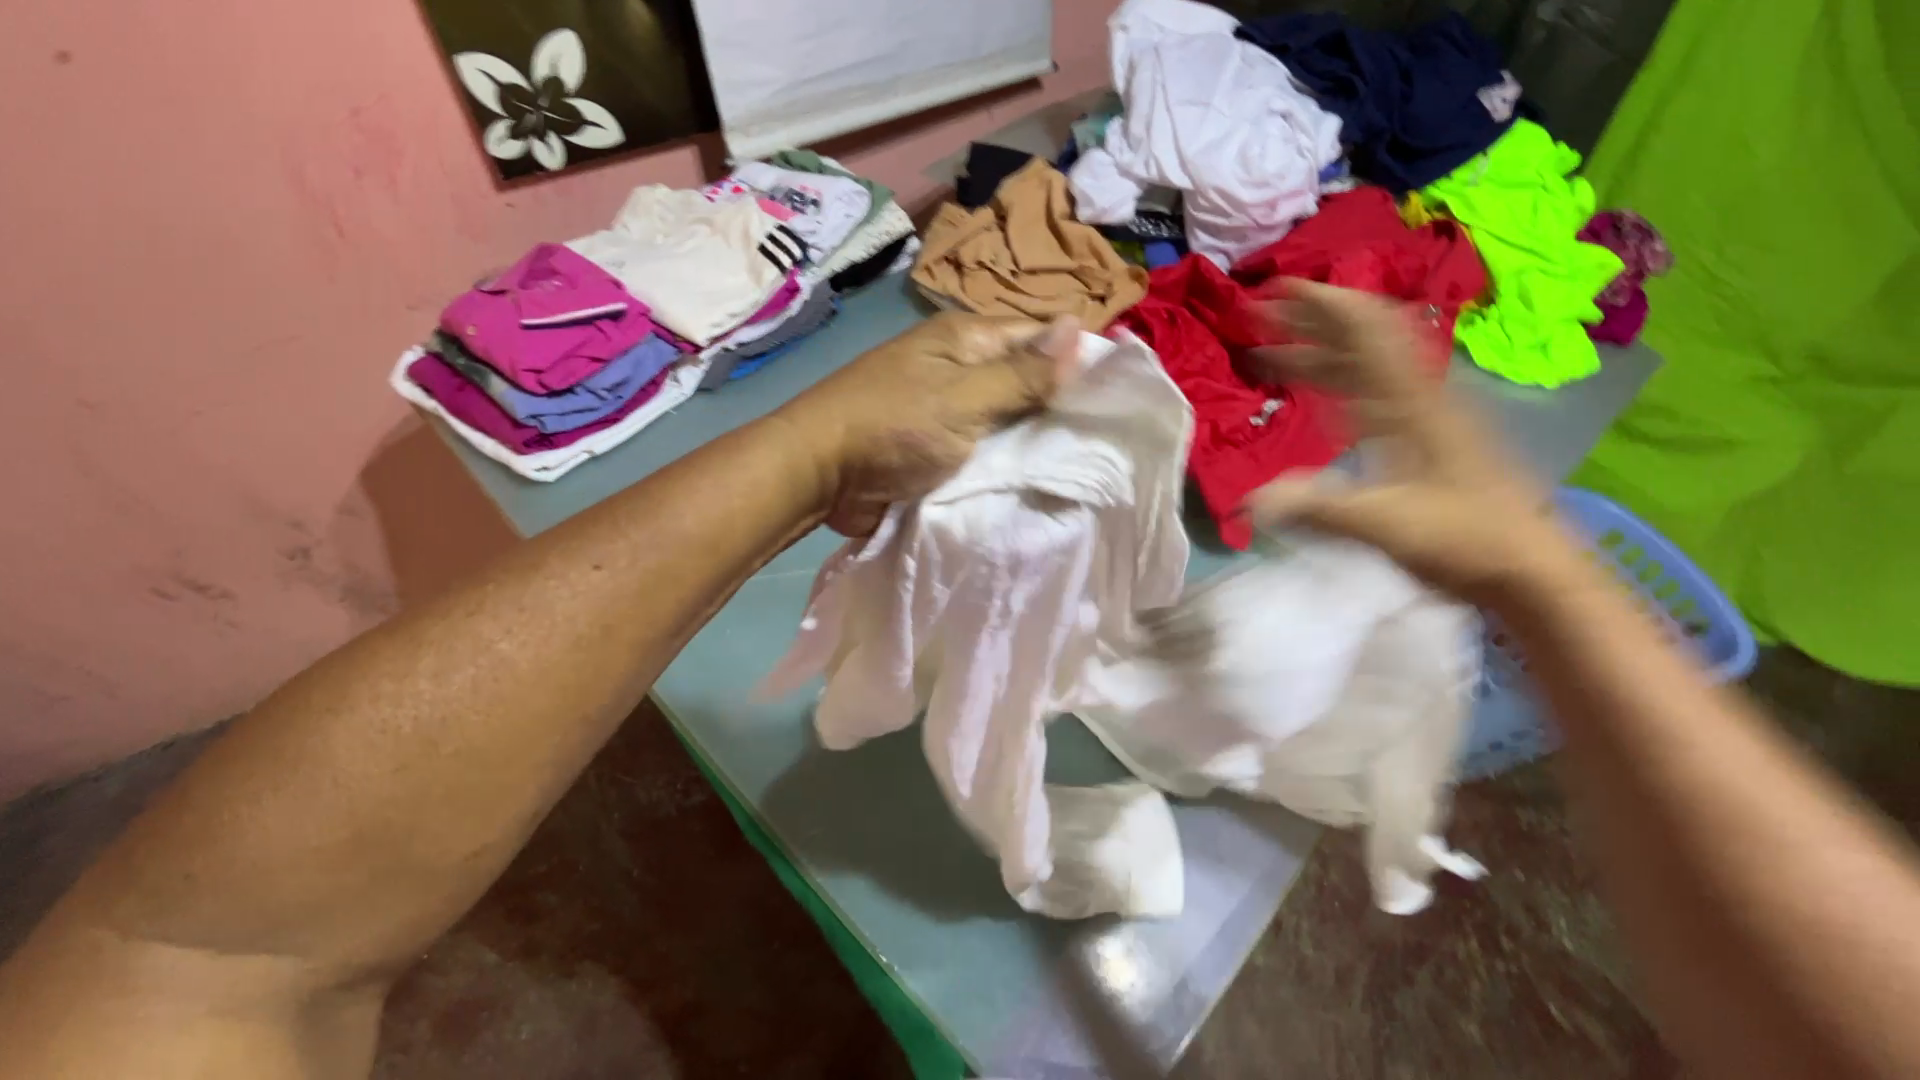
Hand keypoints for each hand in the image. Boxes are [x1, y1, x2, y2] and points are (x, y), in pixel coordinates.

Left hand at [774, 311, 1080, 536]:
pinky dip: (1005, 461)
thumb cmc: (890, 428)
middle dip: (1060, 404)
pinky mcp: (936, 445)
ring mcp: (946, 408)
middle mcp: (959, 367)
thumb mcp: (963, 398)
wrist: (818, 475)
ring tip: (1087, 461)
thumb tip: (1078, 326)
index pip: (1040, 335)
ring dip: (1034, 438)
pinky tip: (1039, 479)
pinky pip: (983, 448)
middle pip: (1025, 378)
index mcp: (966, 339)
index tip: (1121, 394)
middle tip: (1110, 437)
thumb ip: (1021, 373)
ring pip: (1007, 418)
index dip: (1079, 358)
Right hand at [1242, 280, 1578, 604]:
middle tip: (1257, 315)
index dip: (1320, 303)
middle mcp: (1419, 396)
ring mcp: (1424, 415)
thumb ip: (1320, 508)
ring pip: (1366, 366)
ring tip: (1269, 354)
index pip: (1364, 331)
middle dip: (1308, 321)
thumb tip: (1251, 500)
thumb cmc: (1467, 540)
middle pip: (1361, 339)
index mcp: (1413, 403)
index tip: (1276, 288)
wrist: (1531, 569)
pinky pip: (1375, 393)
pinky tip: (1315, 397)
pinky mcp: (1425, 438)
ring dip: (1318, 352)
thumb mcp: (1390, 525)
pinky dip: (1338, 384)